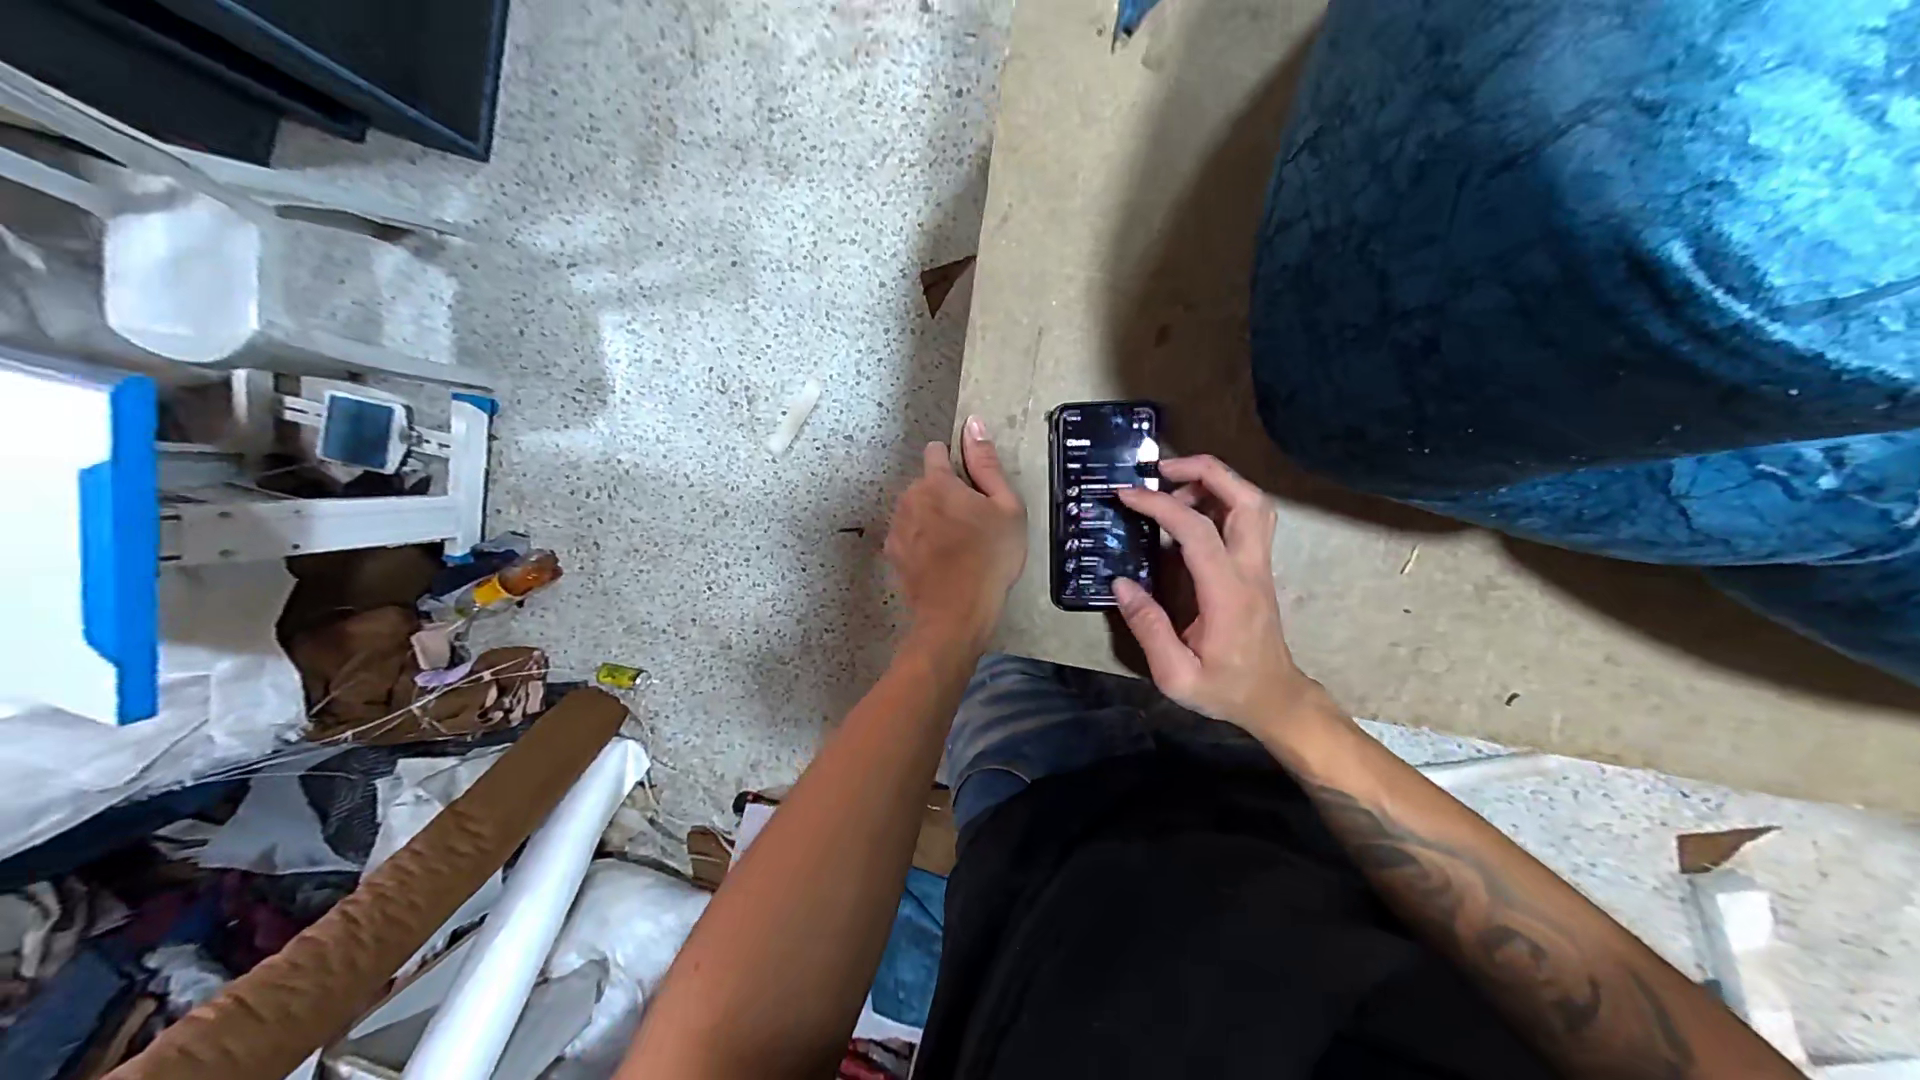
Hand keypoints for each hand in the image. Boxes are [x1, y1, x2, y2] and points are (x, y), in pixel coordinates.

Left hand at [885, 416, 1027, 646]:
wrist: (956, 612)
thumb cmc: (989, 558)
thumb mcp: (1006, 507)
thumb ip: (986, 463)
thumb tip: (973, 424)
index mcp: (937, 482)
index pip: (936, 452)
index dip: (956, 464)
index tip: (971, 487)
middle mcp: (909, 498)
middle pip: (926, 483)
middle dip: (944, 494)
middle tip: (972, 523)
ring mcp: (897, 527)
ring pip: (915, 509)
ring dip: (931, 517)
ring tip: (957, 545)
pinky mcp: (892, 552)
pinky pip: (907, 534)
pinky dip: (920, 540)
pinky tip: (940, 560)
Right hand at [1111, 455, 1332, 734]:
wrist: (1274, 699)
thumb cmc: (1225, 689)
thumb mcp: (1176, 674)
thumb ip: (1148, 628)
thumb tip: (1121, 584)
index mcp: (1228, 594)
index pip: (1199, 531)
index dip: (1161, 505)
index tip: (1127, 494)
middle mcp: (1251, 570)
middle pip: (1246, 499)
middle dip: (1206, 471)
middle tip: (1161, 469)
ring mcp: (1259, 566)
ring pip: (1254, 503)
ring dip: (1216, 481)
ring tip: (1171, 487)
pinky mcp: (1257, 567)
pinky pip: (1247, 518)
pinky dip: (1220, 499)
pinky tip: (1187, 511)